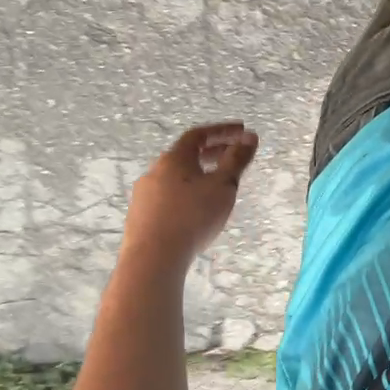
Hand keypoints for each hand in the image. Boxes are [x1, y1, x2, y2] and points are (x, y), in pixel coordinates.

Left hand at [122, 122, 257, 271]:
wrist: (152, 260)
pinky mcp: (139, 217)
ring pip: (176, 176)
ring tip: (219, 184)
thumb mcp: (224, 184)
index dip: (222, 130)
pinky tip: (198, 207)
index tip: (242, 131)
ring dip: (199, 172)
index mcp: (173, 159)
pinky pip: (168, 194)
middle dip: (213, 152)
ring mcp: (143, 196)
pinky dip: (187, 190)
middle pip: (185, 154)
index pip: (198, 134)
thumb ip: (237, 159)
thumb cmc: (192, 215)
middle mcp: (154, 172)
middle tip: (234, 155)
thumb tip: (250, 137)